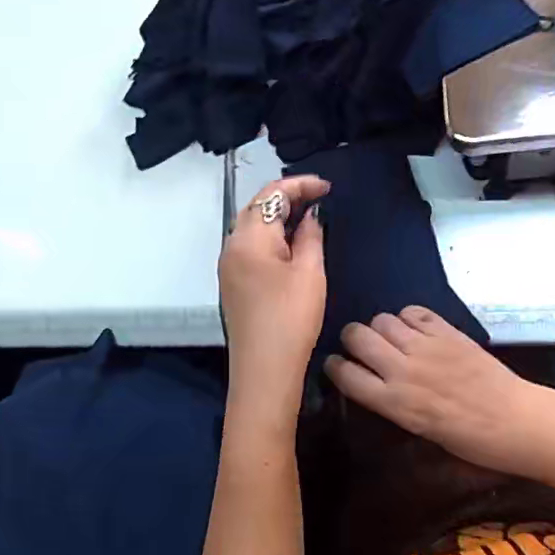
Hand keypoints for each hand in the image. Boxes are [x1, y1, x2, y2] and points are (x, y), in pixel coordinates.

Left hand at [219, 176, 330, 396]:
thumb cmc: (290, 319)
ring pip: (251, 227)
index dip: (300, 185)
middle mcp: (231, 246)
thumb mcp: (310, 273)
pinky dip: (270, 236)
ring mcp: (228, 266)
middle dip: (286, 197)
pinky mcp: (232, 282)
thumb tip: (309, 215)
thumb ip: (310, 236)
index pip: (271, 194)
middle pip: (256, 208)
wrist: (263, 369)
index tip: (327, 188)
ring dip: (277, 216)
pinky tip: (290, 244)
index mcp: (248, 239)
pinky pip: (250, 246)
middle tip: (319, 198)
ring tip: (308, 216)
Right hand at [325, 307, 554, 472]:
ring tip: (391, 337)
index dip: (334, 366)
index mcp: (394, 403)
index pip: (345, 374)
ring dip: (380, 327)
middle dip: (352, 338)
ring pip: (381, 319)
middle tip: (362, 346)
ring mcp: (426, 347)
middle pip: (357, 336)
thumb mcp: (419, 432)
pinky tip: (415, 329)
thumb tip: (372, 385)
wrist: (517, 422)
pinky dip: (407, 317)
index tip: (336, 365)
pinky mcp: (447, 332)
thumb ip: (391, 404)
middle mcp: (403, 370)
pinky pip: (413, 311)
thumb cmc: (470, 441)